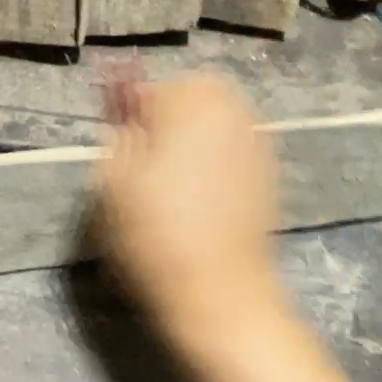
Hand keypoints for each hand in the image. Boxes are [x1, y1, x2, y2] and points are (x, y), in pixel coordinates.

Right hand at [94, 72, 284, 332]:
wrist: (219, 291)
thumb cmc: (156, 233)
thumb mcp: (112, 181)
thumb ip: (116, 136)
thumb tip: (123, 116)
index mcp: (195, 97)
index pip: (151, 90)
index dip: (129, 120)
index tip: (119, 154)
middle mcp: (235, 108)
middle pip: (188, 105)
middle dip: (165, 128)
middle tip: (141, 173)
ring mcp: (259, 143)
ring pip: (211, 133)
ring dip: (190, 150)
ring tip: (168, 193)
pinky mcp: (270, 178)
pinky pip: (230, 160)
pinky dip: (213, 172)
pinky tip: (197, 208)